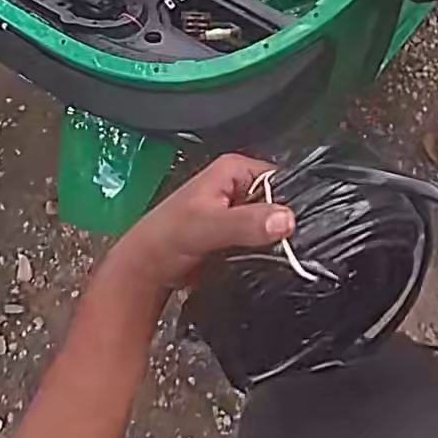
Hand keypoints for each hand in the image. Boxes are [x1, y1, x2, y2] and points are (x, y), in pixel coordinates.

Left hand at [107, 154, 294, 292]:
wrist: (145, 269)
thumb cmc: (164, 238)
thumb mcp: (207, 226)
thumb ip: (246, 222)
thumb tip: (285, 219)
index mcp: (233, 168)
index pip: (281, 177)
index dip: (289, 201)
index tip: (292, 226)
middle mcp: (237, 184)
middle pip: (279, 201)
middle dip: (280, 223)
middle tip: (275, 244)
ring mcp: (237, 208)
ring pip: (272, 222)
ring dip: (272, 239)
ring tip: (262, 253)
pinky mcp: (237, 231)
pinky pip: (262, 238)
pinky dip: (264, 250)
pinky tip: (257, 259)